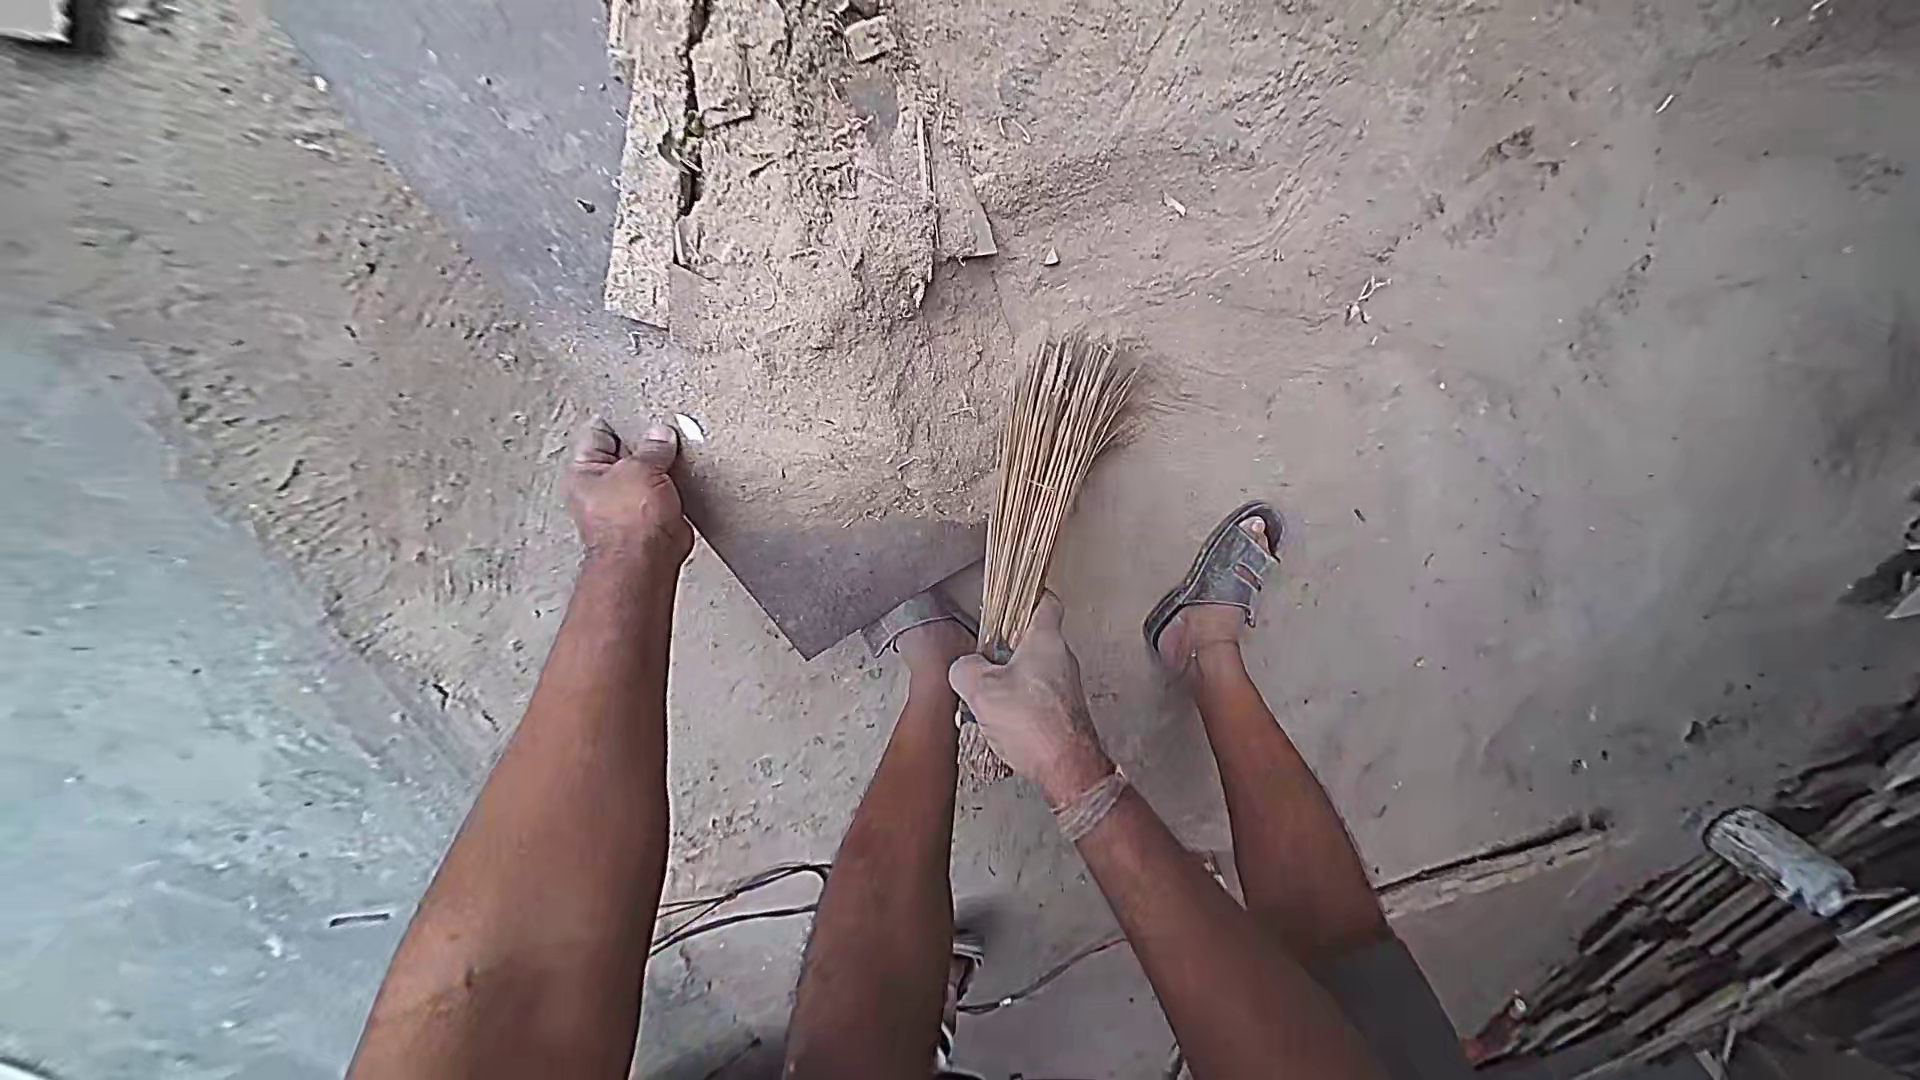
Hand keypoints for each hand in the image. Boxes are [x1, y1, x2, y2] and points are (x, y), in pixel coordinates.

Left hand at [567, 416, 693, 567]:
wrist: (649, 558)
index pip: (600, 434)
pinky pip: (667, 494)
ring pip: (649, 475)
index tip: (642, 415)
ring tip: (676, 458)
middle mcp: (603, 488)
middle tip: (665, 435)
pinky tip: (684, 480)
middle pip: (627, 454)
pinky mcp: (653, 517)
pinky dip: (676, 488)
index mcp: (584, 472)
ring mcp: (629, 503)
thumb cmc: (629, 523)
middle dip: (647, 447)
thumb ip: (653, 448)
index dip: (623, 423)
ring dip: (664, 470)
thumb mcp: (641, 469)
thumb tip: (661, 435)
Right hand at [949, 592, 1114, 805]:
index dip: (1026, 595)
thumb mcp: (981, 690)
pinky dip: (1017, 700)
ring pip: (1032, 667)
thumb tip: (963, 667)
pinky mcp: (1063, 709)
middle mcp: (1061, 658)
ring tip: (985, 695)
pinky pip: (1036, 693)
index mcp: (1046, 640)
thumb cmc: (1033, 724)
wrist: (1067, 769)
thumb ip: (965, 668)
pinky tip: (999, 719)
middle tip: (984, 654)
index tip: (1009, 596)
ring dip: (1008, 676)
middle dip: (1005, 645)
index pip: (1046, 600)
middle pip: (1032, 637)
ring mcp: (1065, 685)